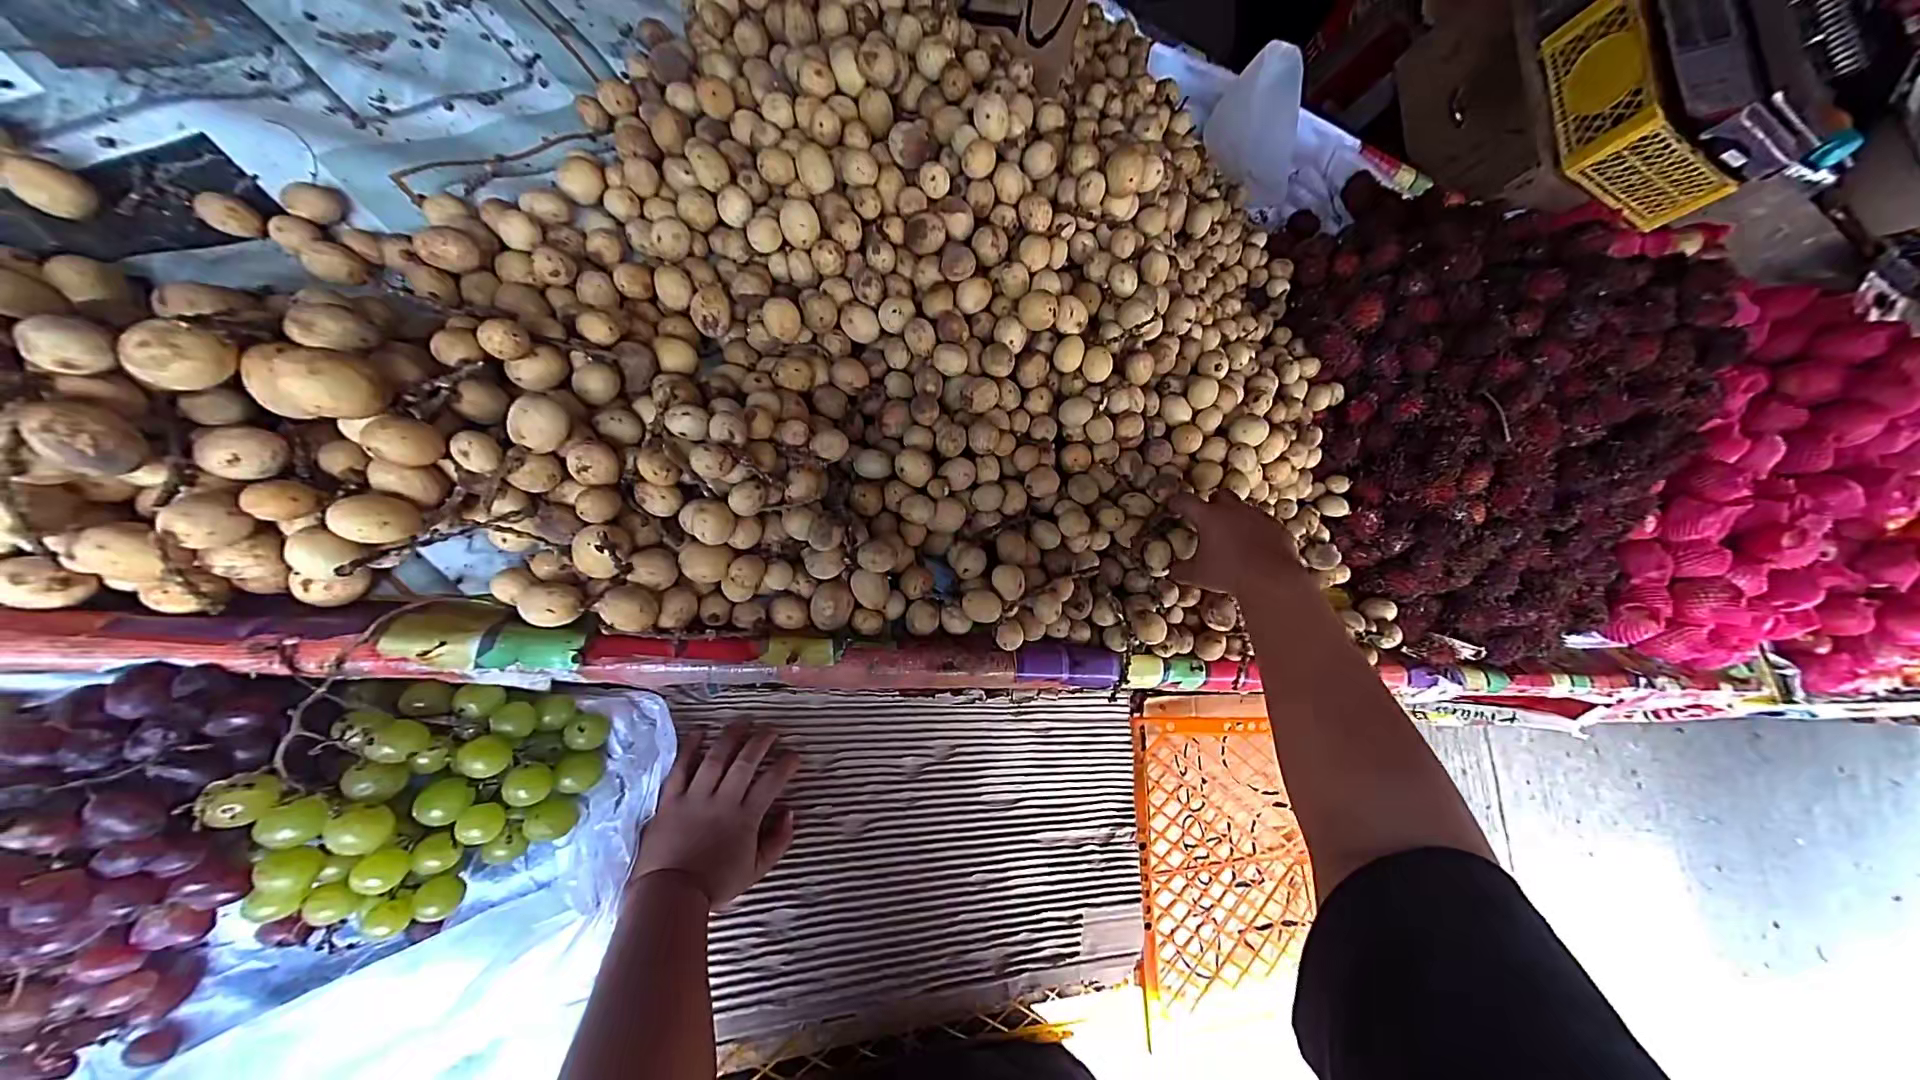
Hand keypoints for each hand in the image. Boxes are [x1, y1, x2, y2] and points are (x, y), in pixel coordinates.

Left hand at [631, 724, 798, 909]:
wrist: (669, 894)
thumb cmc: (715, 884)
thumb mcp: (756, 871)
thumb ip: (777, 842)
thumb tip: (790, 813)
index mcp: (746, 817)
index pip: (771, 781)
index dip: (786, 764)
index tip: (794, 755)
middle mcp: (723, 800)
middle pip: (745, 762)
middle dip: (761, 741)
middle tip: (772, 730)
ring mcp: (695, 797)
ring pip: (716, 758)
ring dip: (731, 736)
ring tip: (743, 722)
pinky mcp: (671, 799)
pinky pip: (681, 768)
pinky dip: (690, 748)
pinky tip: (700, 732)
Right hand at [1169, 490, 1304, 597]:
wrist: (1273, 579)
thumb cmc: (1229, 574)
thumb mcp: (1198, 575)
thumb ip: (1181, 570)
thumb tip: (1172, 571)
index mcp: (1209, 517)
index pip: (1186, 501)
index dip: (1177, 502)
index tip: (1173, 506)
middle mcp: (1234, 510)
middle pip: (1220, 495)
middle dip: (1213, 504)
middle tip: (1208, 520)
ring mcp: (1258, 516)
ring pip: (1244, 510)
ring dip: (1236, 519)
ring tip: (1232, 539)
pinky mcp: (1277, 528)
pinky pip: (1263, 525)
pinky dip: (1256, 533)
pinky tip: (1254, 549)